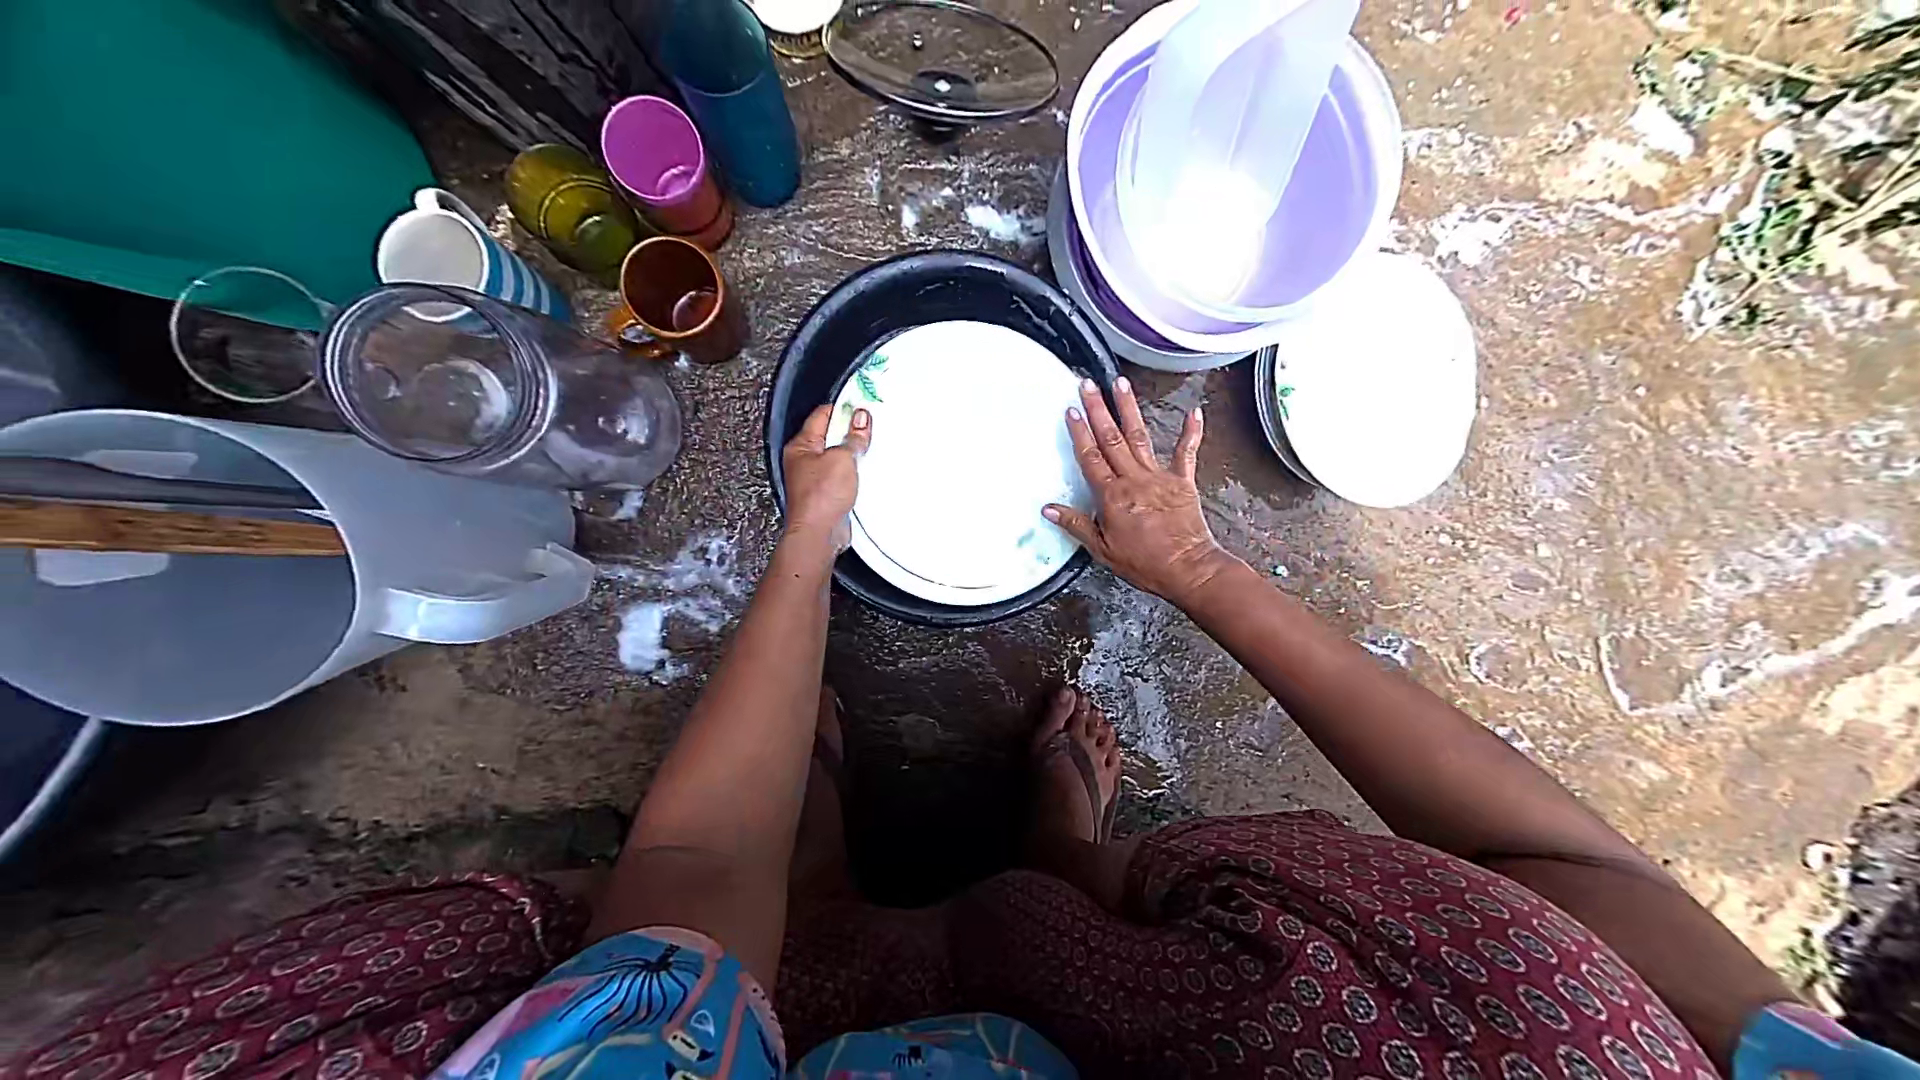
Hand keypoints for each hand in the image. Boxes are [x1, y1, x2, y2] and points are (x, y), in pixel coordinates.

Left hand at [783, 404, 870, 556]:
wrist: (819, 534)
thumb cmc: (820, 498)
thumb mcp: (842, 459)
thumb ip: (852, 438)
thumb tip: (861, 420)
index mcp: (801, 446)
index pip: (822, 415)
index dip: (843, 409)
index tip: (863, 409)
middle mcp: (804, 460)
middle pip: (830, 435)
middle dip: (850, 432)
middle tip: (868, 430)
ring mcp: (815, 477)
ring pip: (837, 456)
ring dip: (853, 454)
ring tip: (867, 451)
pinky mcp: (826, 493)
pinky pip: (841, 475)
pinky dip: (853, 472)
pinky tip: (864, 472)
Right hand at [1044, 377, 1241, 604]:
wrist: (1187, 568)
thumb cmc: (1145, 563)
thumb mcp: (1102, 549)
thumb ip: (1076, 525)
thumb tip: (1049, 510)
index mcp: (1112, 496)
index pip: (1090, 457)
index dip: (1079, 432)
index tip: (1071, 410)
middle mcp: (1134, 479)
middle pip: (1111, 438)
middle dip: (1098, 408)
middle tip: (1088, 384)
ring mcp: (1159, 477)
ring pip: (1140, 436)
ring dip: (1129, 408)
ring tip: (1121, 383)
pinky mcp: (1182, 482)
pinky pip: (1186, 451)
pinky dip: (1190, 431)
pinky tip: (1192, 412)